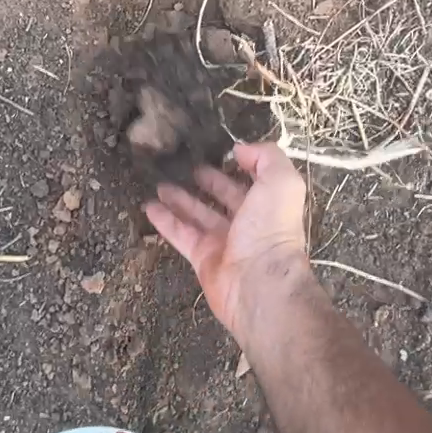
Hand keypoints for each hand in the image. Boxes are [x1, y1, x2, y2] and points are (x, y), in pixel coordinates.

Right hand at [144, 142, 311, 345]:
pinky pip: (180, 234)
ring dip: (180, 199)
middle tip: (188, 168)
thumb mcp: (281, 182)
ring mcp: (223, 243)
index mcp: (266, 207)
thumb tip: (241, 149)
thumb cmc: (271, 230)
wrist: (259, 283)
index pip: (249, 183)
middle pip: (222, 199)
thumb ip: (266, 157)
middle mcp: (246, 225)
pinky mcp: (202, 258)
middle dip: (208, 183)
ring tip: (160, 184)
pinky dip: (164, 221)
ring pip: (197, 215)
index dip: (236, 167)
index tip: (219, 152)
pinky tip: (149, 207)